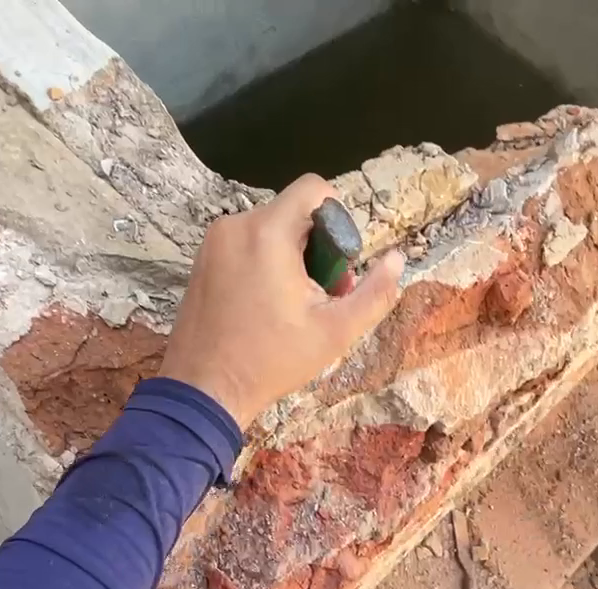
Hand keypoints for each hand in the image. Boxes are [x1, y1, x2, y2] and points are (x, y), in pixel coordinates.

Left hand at [158, 174, 405, 427]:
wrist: (204, 391)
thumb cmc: (271, 362)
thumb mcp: (335, 332)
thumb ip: (374, 293)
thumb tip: (398, 259)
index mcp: (268, 232)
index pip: (315, 188)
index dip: (338, 219)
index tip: (338, 264)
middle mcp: (235, 225)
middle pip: (292, 214)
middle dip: (315, 248)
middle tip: (319, 297)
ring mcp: (213, 243)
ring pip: (268, 232)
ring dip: (289, 260)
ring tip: (291, 308)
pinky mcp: (200, 262)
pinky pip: (244, 247)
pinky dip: (262, 266)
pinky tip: (263, 309)